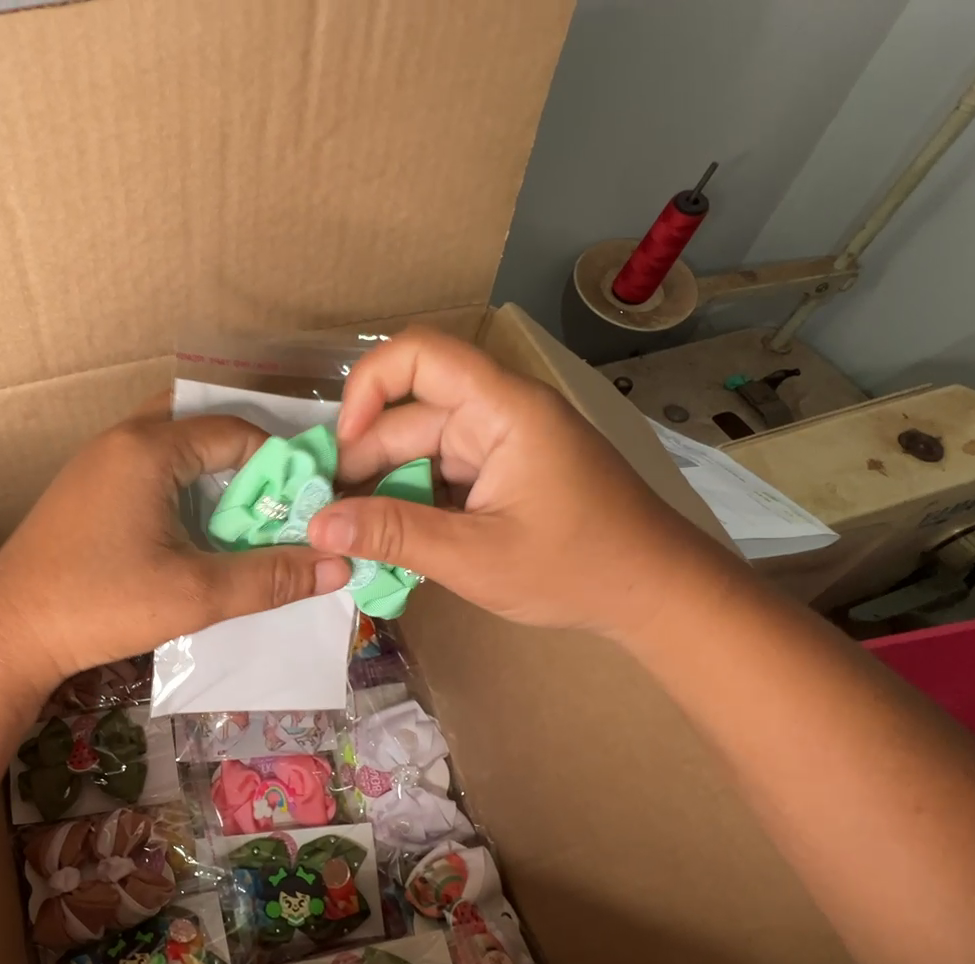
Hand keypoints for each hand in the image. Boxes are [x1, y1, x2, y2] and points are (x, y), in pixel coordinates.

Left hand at [0, 402, 353, 689]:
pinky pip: (146, 467)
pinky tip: (193, 530)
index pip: (236, 431)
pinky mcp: (83, 490)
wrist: (5, 632)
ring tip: (244, 519)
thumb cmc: (99, 604)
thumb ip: (269, 578)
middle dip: (244, 459)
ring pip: (171, 446)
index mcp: (149, 448)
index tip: (307, 502)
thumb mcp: (194, 594)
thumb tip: (340, 565)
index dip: (280, 463)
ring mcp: (96, 462)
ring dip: (211, 474)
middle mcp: (121, 439)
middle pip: (200, 425)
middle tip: (276, 503)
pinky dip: (179, 486)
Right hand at [306, 327, 734, 638]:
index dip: (368, 388)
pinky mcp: (498, 476)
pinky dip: (409, 506)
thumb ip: (393, 535)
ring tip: (346, 539)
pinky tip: (385, 542)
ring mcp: (497, 447)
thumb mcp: (474, 557)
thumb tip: (316, 527)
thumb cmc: (578, 569)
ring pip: (416, 453)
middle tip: (323, 518)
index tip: (342, 448)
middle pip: (407, 418)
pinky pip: (437, 478)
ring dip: (381, 492)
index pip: (419, 356)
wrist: (658, 596)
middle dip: (361, 464)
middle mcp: (495, 415)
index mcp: (502, 410)